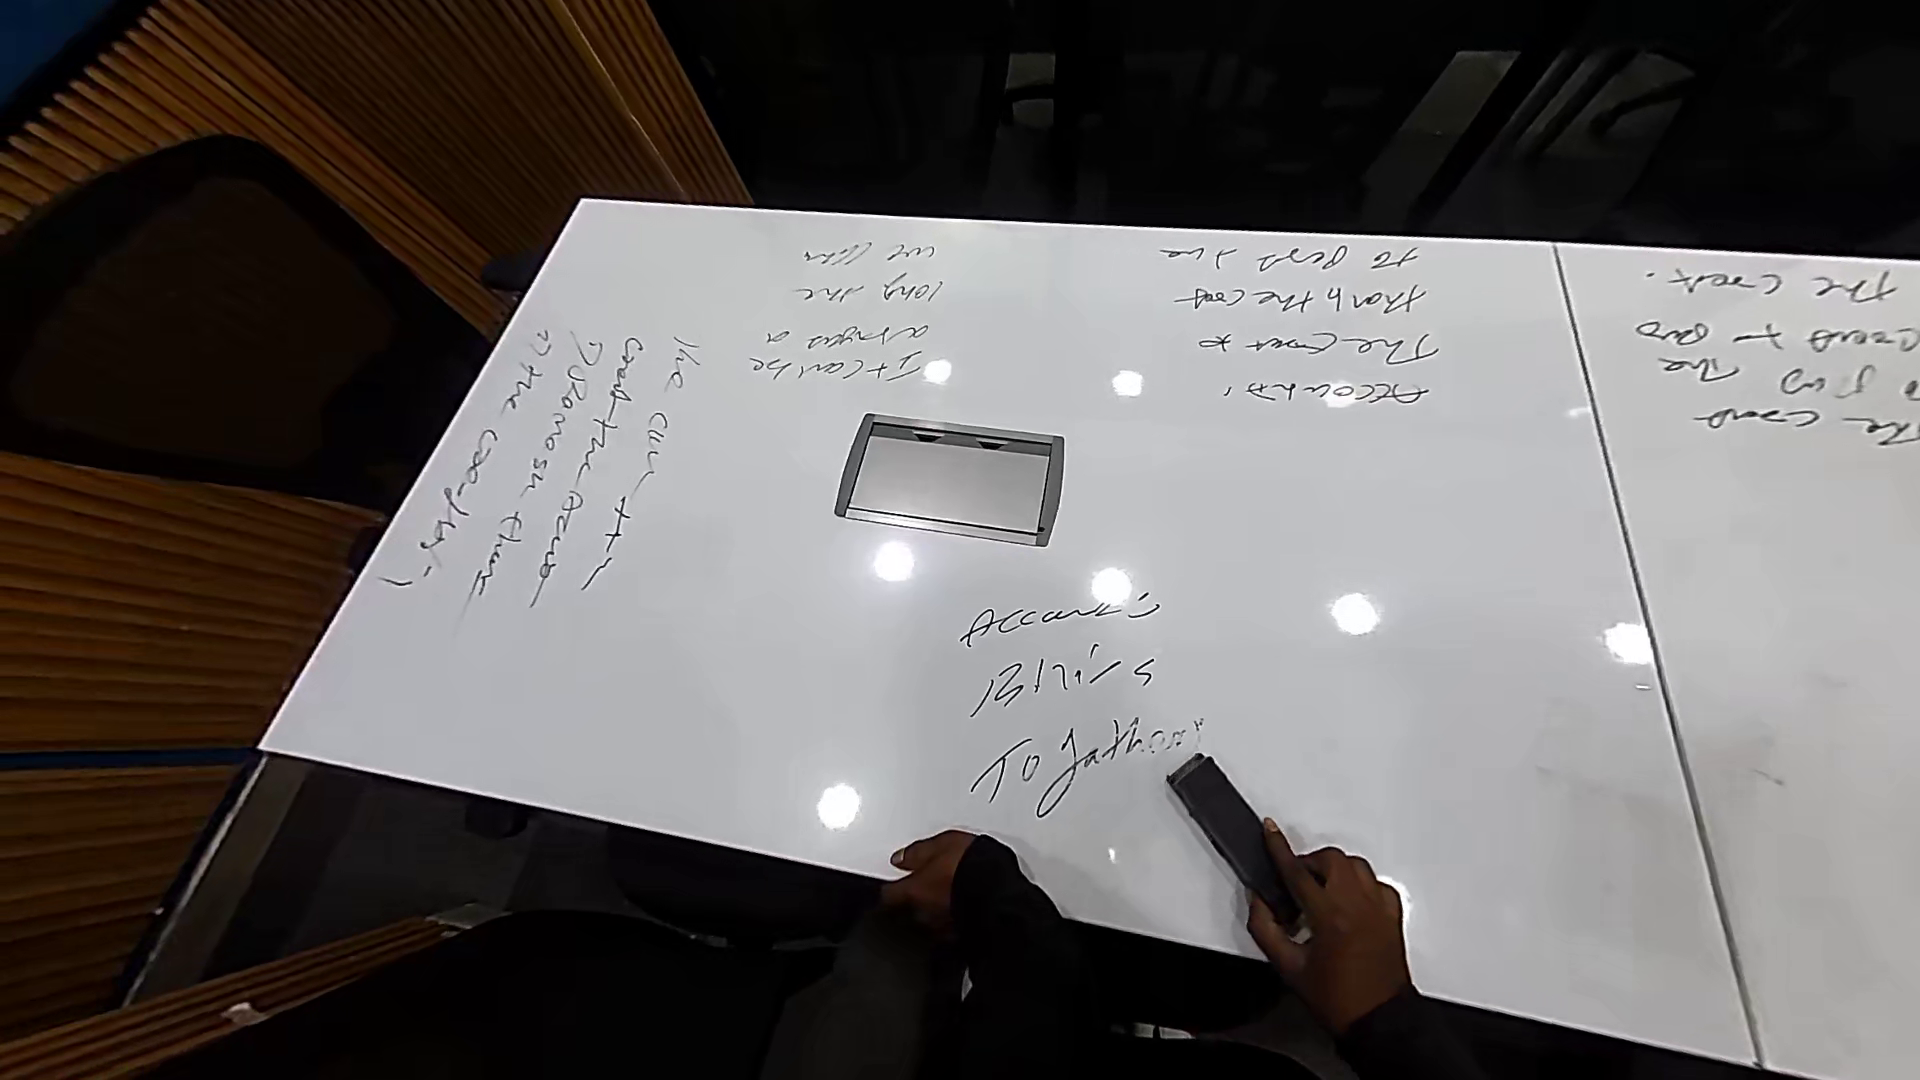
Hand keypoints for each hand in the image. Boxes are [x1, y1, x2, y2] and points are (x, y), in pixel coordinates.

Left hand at [880, 829, 977, 933]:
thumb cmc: (969, 866)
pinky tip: (958, 906)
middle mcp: (923, 913)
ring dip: (931, 908)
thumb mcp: (941, 844)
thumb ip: (917, 853)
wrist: (998, 892)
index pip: (888, 894)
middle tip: (921, 882)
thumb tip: (900, 858)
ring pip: (928, 918)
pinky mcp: (960, 935)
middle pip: (907, 909)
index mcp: (913, 891)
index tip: (891, 881)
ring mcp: (942, 927)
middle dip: (912, 898)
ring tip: (943, 892)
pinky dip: (949, 916)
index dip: (889, 887)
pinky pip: (947, 926)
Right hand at [1247, 818, 1411, 1034]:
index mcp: (1330, 918)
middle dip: (1310, 863)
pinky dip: (1362, 884)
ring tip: (1324, 887)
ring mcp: (1379, 912)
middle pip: (1332, 859)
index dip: (1279, 846)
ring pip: (1356, 866)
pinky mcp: (1393, 920)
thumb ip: (1264, 927)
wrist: (1381, 1026)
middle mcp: (1358, 909)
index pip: (1297, 870)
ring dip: (1336, 870)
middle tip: (1299, 880)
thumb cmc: (1339, 1000)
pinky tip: (1350, 897)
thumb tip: (1257, 899)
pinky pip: (1378, 884)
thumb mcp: (1287, 966)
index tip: (1270, 829)